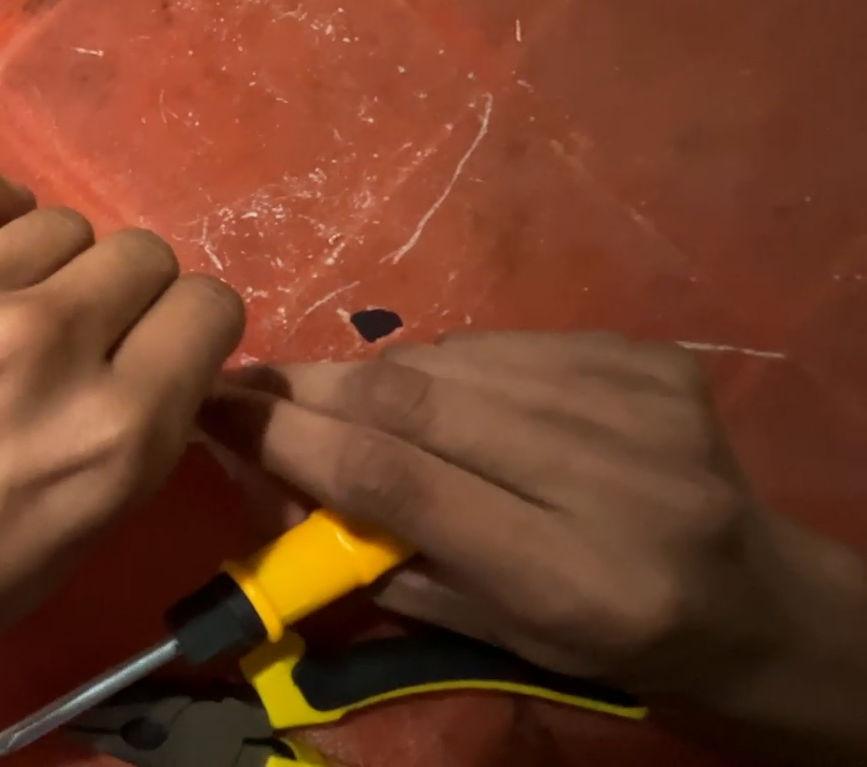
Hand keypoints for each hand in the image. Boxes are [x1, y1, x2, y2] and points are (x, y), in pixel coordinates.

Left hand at [0, 162, 244, 754]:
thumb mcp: (48, 555)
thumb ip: (113, 447)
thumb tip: (140, 372)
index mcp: (110, 440)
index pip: (209, 314)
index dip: (191, 331)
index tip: (157, 350)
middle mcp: (50, 346)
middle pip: (142, 255)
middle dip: (129, 295)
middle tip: (79, 336)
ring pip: (63, 222)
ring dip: (56, 263)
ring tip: (9, 305)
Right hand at [205, 333, 807, 700]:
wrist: (775, 609)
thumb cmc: (609, 645)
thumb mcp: (483, 630)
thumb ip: (369, 552)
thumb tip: (264, 477)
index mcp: (579, 580)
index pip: (394, 479)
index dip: (287, 434)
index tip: (211, 404)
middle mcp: (620, 481)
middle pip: (408, 401)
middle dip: (306, 386)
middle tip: (246, 383)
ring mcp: (640, 404)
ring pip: (436, 360)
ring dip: (368, 380)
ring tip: (352, 407)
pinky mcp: (644, 356)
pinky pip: (484, 343)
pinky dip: (437, 367)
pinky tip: (451, 400)